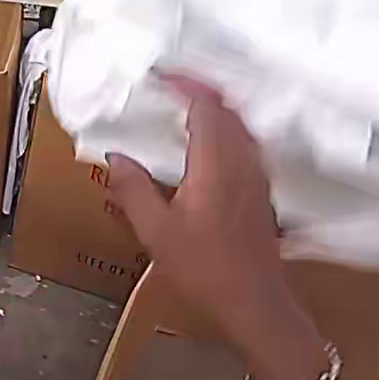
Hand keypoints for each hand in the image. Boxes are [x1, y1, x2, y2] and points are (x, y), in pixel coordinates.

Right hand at [106, 77, 311, 352]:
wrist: (254, 303)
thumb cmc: (205, 270)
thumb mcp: (156, 232)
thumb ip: (133, 189)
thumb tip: (116, 157)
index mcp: (217, 164)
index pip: (206, 106)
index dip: (184, 84)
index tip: (161, 76)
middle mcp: (244, 162)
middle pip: (228, 108)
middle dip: (200, 90)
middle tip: (170, 87)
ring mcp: (258, 176)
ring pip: (241, 125)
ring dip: (215, 110)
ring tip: (186, 110)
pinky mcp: (262, 192)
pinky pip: (246, 144)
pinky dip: (226, 131)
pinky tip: (209, 148)